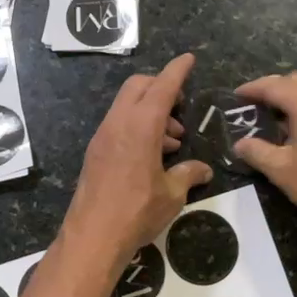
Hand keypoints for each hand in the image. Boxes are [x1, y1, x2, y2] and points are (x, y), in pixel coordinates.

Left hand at [59, 53, 212, 270]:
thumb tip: (203, 170)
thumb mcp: (172, 194)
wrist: (92, 237)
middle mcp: (118, 123)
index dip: (177, 71)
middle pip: (138, 87)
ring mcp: (102, 136)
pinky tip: (152, 156)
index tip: (188, 59)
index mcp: (140, 126)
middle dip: (161, 88)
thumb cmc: (137, 212)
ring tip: (172, 143)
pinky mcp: (95, 152)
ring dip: (151, 113)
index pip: (162, 86)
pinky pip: (118, 125)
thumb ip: (188, 175)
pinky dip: (137, 127)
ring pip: (127, 106)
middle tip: (180, 110)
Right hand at [232, 72, 296, 231]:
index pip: (274, 86)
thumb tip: (240, 144)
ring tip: (276, 118)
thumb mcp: (281, 170)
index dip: (252, 89)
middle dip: (273, 89)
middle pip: (296, 81)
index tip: (236, 96)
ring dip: (293, 97)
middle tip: (255, 105)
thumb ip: (257, 152)